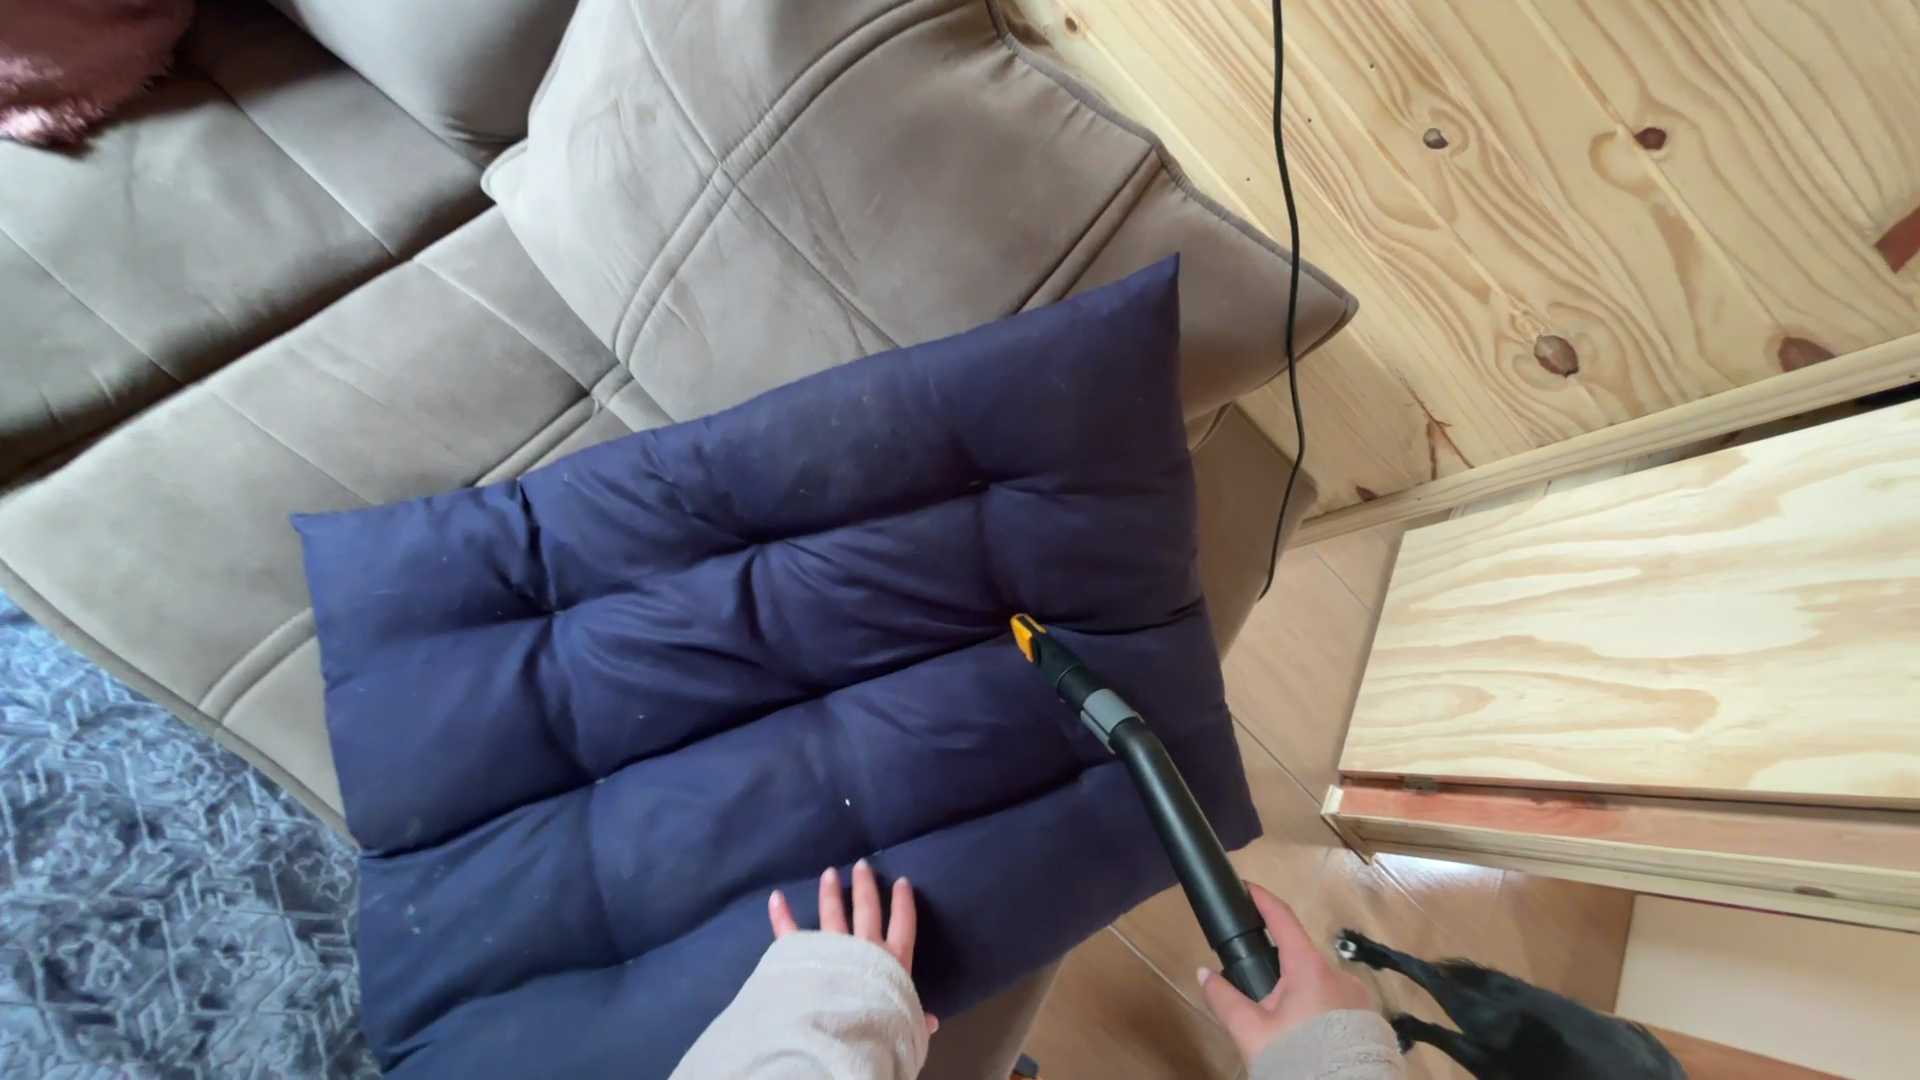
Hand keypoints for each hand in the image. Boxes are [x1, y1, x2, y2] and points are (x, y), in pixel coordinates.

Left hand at [769, 859, 938, 1035]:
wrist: (838, 1044)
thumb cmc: (878, 1035)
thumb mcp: (904, 1026)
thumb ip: (915, 1018)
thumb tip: (932, 1020)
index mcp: (892, 962)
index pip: (903, 925)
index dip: (903, 903)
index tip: (902, 881)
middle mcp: (864, 949)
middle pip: (867, 909)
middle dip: (864, 886)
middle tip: (861, 865)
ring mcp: (832, 950)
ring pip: (832, 914)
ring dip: (829, 892)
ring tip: (829, 873)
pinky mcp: (803, 957)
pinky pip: (789, 933)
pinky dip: (781, 914)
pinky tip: (776, 897)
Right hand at [1196, 882, 1374, 1063]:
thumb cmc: (1299, 1061)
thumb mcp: (1251, 1033)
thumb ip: (1224, 999)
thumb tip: (1203, 974)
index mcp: (1309, 968)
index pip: (1282, 918)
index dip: (1262, 899)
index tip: (1247, 887)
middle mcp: (1339, 976)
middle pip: (1300, 957)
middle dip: (1279, 967)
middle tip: (1258, 992)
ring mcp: (1360, 1000)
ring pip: (1319, 984)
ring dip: (1300, 994)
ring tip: (1284, 1026)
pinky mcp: (1371, 1025)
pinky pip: (1337, 1005)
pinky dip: (1319, 1012)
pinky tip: (1309, 1039)